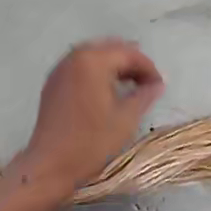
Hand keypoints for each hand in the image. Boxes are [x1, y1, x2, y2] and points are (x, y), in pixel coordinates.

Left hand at [7, 40, 163, 196]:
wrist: (51, 162)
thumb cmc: (91, 141)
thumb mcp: (125, 118)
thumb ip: (143, 95)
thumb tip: (156, 84)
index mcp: (92, 61)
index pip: (127, 53)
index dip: (148, 67)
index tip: (160, 85)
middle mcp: (73, 58)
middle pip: (108, 48)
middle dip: (130, 61)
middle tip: (147, 81)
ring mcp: (60, 69)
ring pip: (92, 55)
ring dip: (113, 64)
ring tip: (130, 83)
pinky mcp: (52, 82)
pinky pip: (78, 66)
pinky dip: (95, 71)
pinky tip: (106, 88)